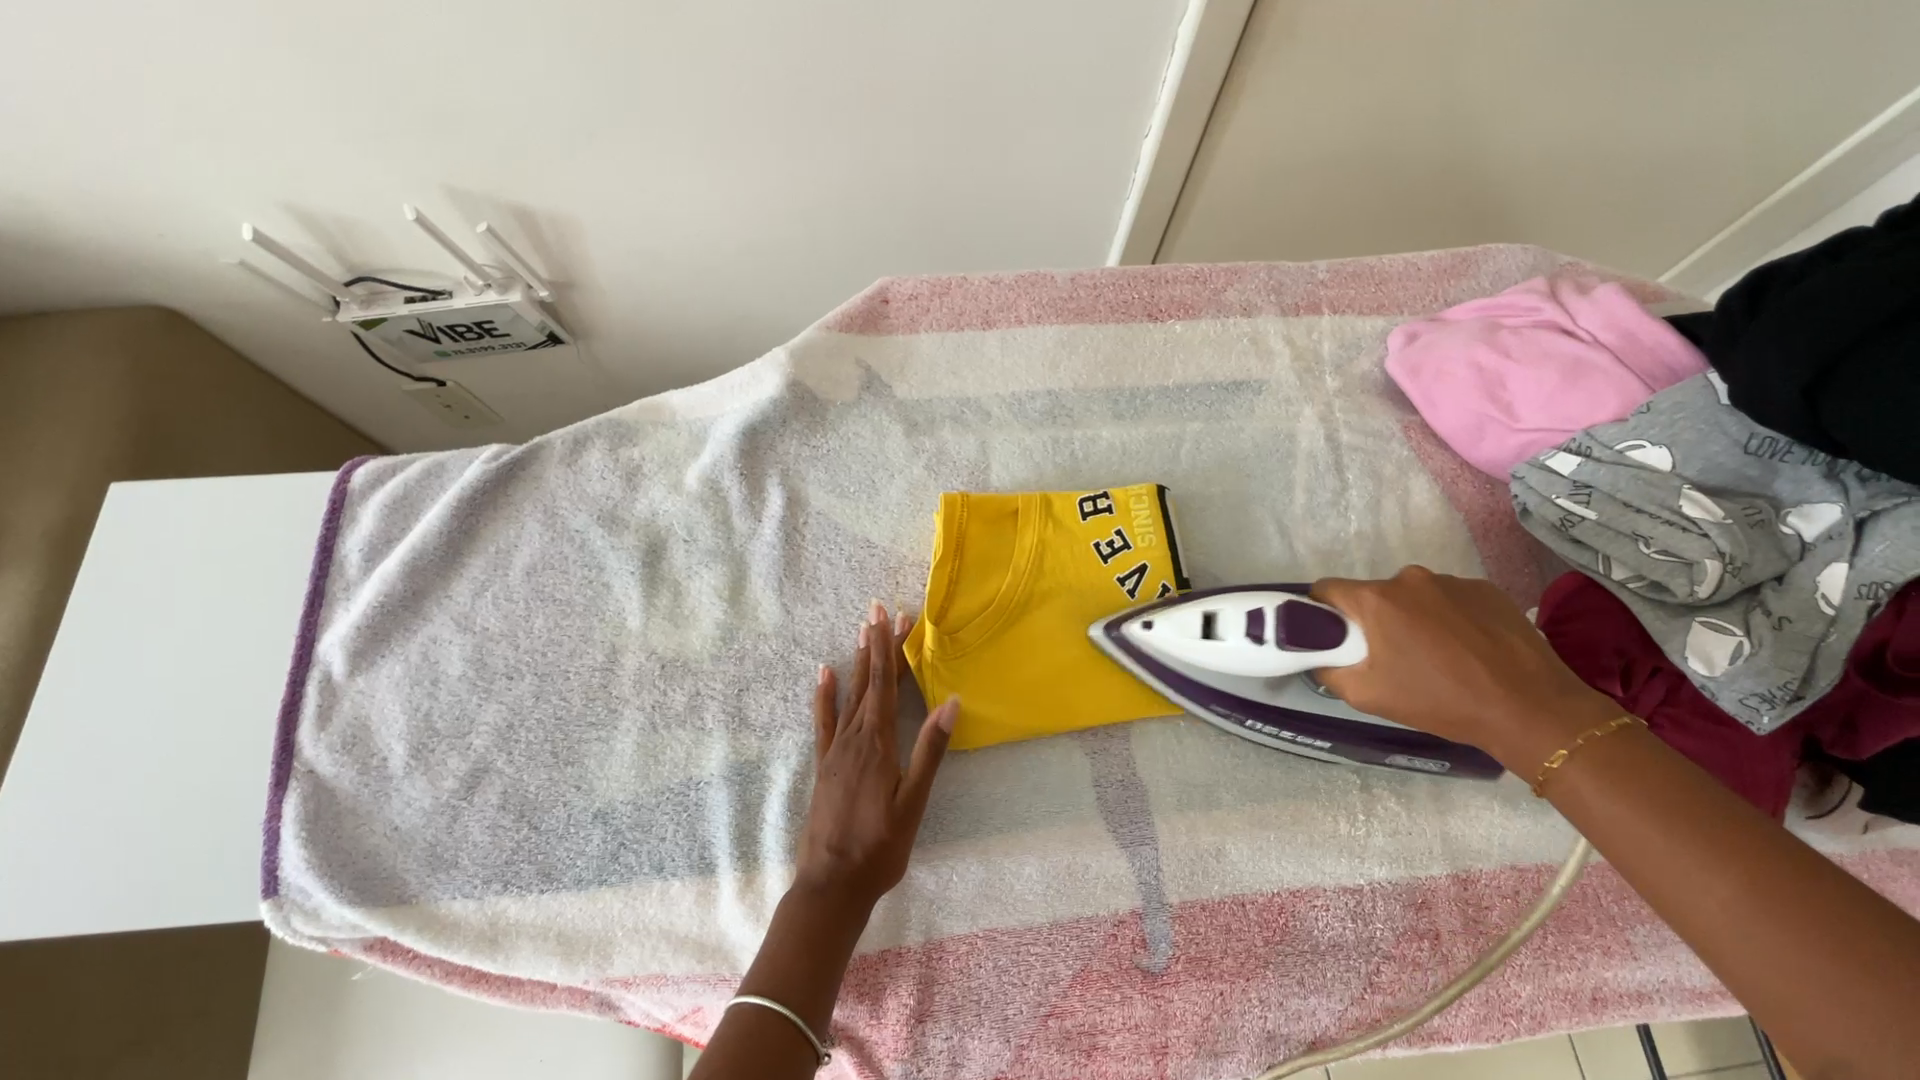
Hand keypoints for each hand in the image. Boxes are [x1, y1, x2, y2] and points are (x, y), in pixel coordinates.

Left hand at [797, 602, 959, 907]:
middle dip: (876, 644)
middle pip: (868, 682)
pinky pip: (824, 721)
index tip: (897, 616)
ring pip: (848, 695)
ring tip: (861, 629)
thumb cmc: (881, 847)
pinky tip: (823, 674)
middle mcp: (854, 739)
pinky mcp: (824, 766)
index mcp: (879, 744)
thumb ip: (930, 751)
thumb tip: (950, 702)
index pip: (886, 685)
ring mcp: (836, 751)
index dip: (892, 649)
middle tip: (880, 608)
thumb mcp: (914, 802)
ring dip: (857, 661)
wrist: (832, 884)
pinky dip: (824, 695)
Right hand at [1311, 566, 1616, 770]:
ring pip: (1414, 596)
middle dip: (1373, 620)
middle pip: (1373, 594)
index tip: (1331, 637)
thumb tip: (1321, 658)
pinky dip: (1449, 619)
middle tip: (1388, 657)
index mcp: (1375, 599)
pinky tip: (1466, 649)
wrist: (1529, 708)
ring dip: (1413, 618)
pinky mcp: (1487, 590)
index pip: (1327, 589)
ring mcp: (1452, 581)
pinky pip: (1451, 599)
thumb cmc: (1439, 701)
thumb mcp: (1366, 696)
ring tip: (1435, 656)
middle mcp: (1409, 579)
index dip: (1320, 611)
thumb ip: (1329, 671)